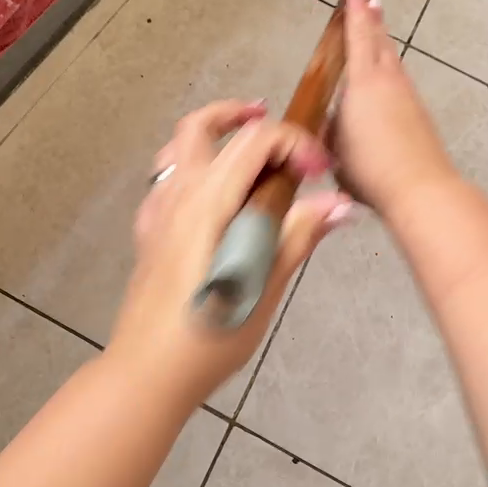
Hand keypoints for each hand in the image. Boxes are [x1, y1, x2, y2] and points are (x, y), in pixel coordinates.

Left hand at [106, 100, 354, 408]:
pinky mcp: (149, 232)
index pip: (256, 140)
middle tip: (271, 117)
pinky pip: (167, 178)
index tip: (319, 172)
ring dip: (212, 133)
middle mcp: (180, 193)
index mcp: (210, 199)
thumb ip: (298, 235)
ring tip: (243, 147)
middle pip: (201, 124)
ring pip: (178, 146)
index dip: (295, 143)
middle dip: (240, 114)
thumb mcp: (264, 286)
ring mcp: (158, 210)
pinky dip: (192, 166)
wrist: (148, 372)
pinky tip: (212, 195)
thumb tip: (339, 203)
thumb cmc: (211, 334)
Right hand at [331, 0, 461, 217]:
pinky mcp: (419, 113)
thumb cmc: (369, 169)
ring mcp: (408, 96)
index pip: (358, 38)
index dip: (356, 14)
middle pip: (380, 42)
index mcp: (363, 83)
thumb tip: (340, 119)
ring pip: (393, 60)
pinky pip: (400, 80)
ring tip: (379, 29)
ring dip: (384, 42)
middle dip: (374, 20)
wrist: (420, 188)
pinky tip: (389, 76)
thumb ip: (334, 128)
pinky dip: (391, 68)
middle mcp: (388, 82)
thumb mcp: (335, 149)